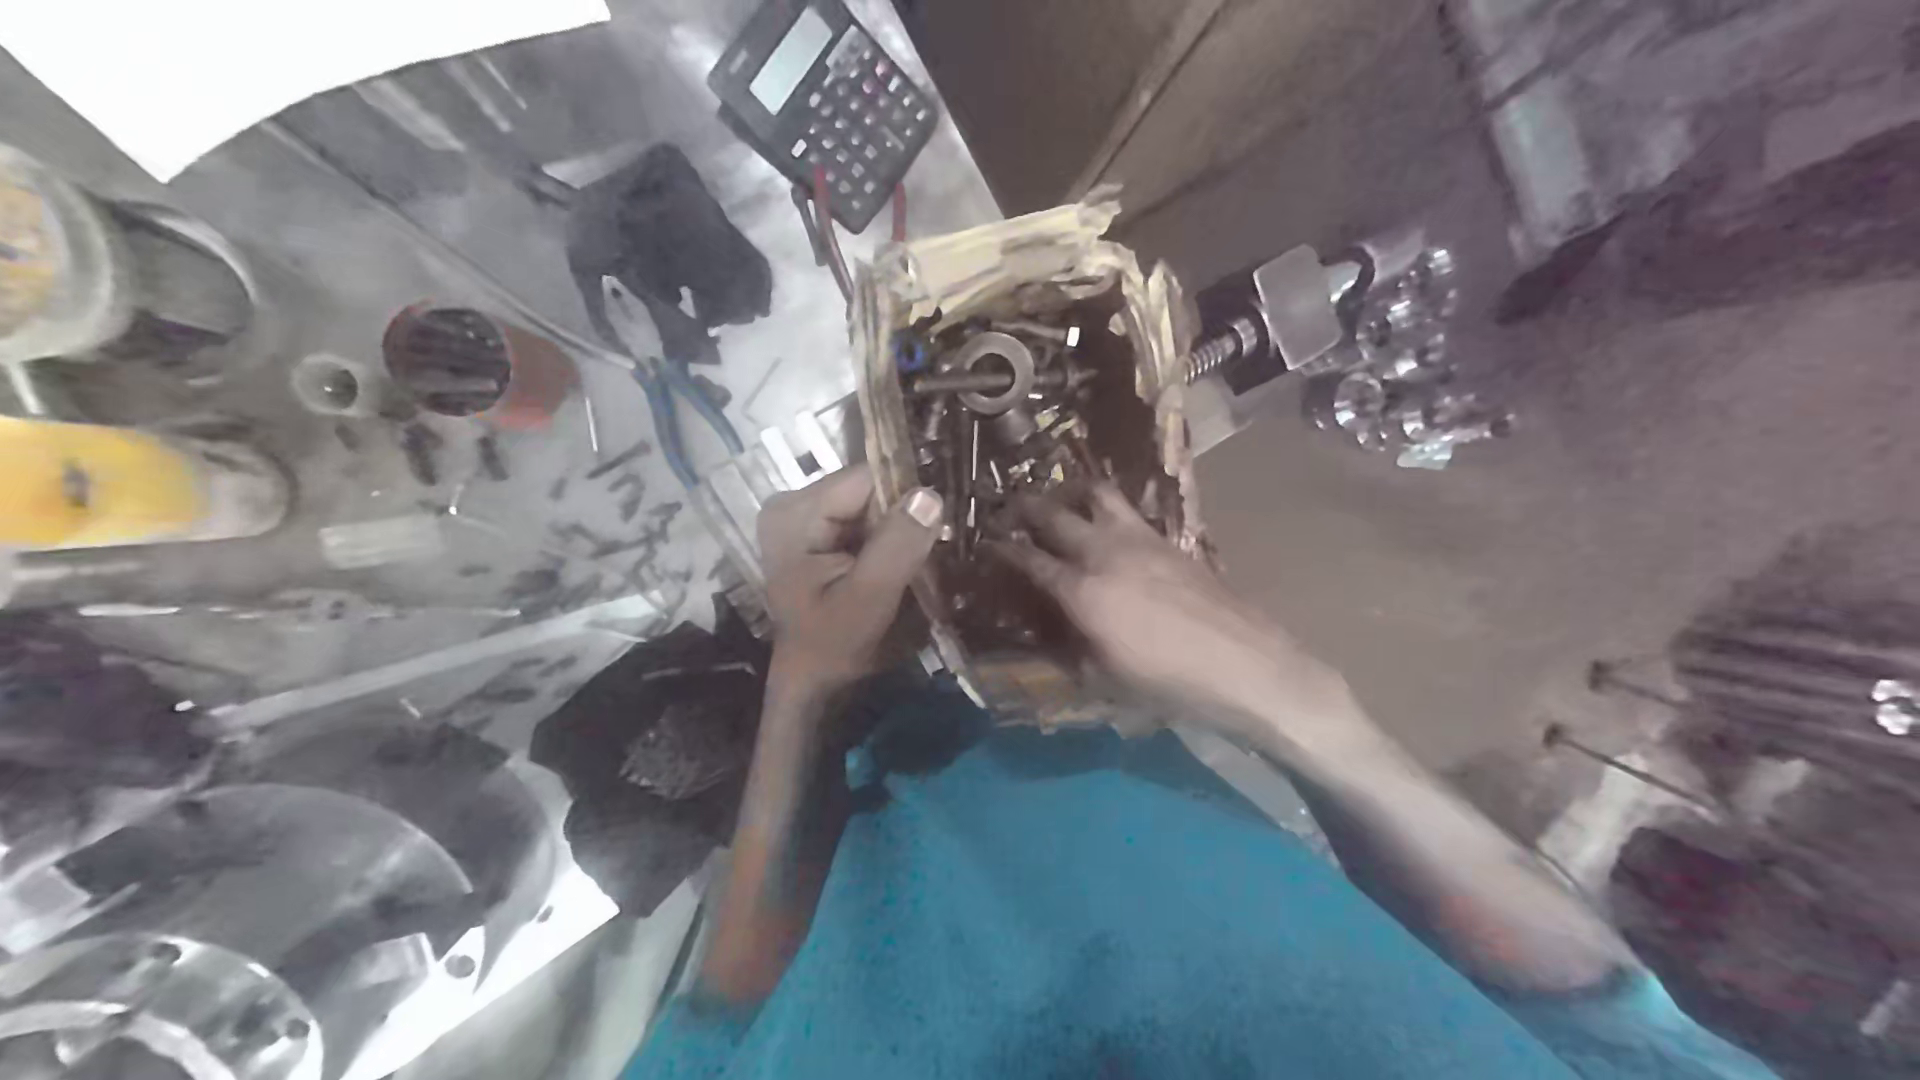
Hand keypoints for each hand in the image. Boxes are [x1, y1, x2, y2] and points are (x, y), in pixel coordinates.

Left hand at [758, 464, 943, 698]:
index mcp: (794, 513)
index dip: (905, 501)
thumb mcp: (869, 598)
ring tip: (913, 562)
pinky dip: (886, 538)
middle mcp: (793, 503)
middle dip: (901, 518)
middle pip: (869, 490)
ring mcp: (804, 517)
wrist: (812, 678)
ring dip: (897, 530)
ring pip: (871, 505)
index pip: (866, 480)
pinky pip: (865, 520)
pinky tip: (896, 563)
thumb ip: (897, 545)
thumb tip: (929, 495)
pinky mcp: (817, 532)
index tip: (934, 532)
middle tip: (924, 555)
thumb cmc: (834, 644)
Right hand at [991, 485, 1366, 749]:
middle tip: (1009, 508)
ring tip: (1061, 499)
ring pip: (1095, 494)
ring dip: (1070, 492)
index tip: (986, 541)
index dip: (1002, 548)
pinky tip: (1106, 521)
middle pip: (1053, 514)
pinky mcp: (1167, 538)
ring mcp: (1138, 538)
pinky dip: (1106, 507)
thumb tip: (1052, 626)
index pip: (1028, 559)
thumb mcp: (1103, 676)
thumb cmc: (1167, 681)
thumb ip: (1069, 645)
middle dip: (1024, 507)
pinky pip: (1127, 508)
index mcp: (1081, 591)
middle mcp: (1103, 552)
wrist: (1243, 664)